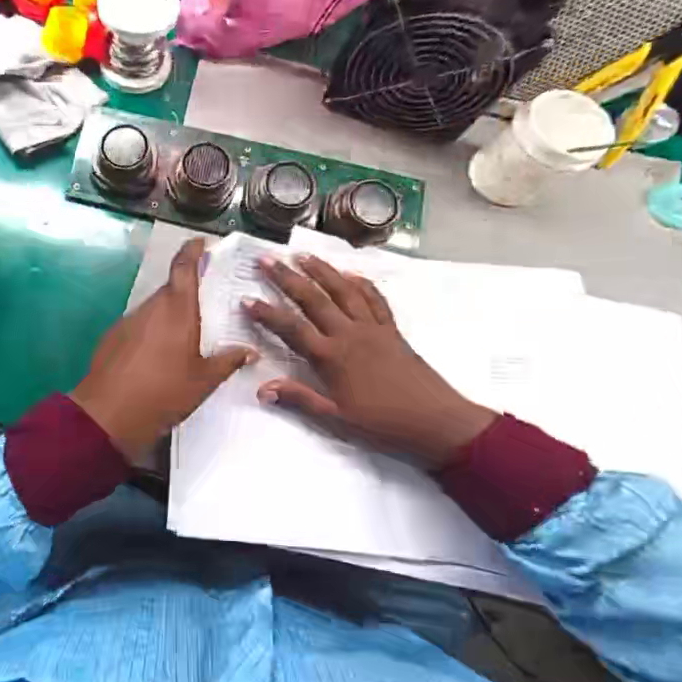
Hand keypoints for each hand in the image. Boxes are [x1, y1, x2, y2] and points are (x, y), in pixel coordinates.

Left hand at [70, 238, 256, 461]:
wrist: (108, 414)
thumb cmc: (163, 392)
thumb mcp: (203, 381)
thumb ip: (227, 362)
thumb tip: (249, 352)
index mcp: (177, 309)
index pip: (184, 267)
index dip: (192, 251)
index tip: (201, 243)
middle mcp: (151, 308)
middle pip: (170, 289)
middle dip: (187, 291)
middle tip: (207, 302)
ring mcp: (128, 322)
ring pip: (153, 309)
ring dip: (168, 315)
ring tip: (186, 334)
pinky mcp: (112, 338)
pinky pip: (138, 326)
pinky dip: (151, 331)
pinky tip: (158, 354)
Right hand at [246, 254, 495, 466]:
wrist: (436, 422)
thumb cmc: (382, 424)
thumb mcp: (336, 418)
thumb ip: (299, 400)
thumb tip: (262, 390)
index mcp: (332, 358)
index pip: (291, 329)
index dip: (266, 314)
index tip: (246, 299)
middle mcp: (350, 335)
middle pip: (314, 299)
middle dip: (287, 278)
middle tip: (266, 261)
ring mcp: (373, 329)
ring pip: (343, 291)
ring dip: (322, 271)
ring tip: (303, 256)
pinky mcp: (392, 331)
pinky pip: (375, 300)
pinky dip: (361, 284)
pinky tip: (351, 275)